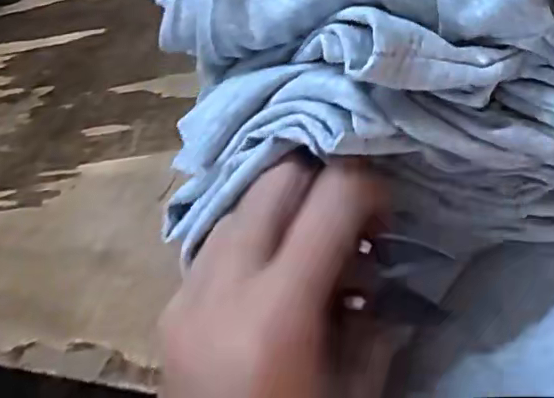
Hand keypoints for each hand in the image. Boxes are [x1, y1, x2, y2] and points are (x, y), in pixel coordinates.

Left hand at [160, 154, 386, 397]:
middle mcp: (224, 287)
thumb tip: (379, 254)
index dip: (369, 185)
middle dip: (324, 180)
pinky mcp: (169, 309)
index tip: (384, 213)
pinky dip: (254, 235)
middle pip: (279, 177)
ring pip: (244, 201)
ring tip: (314, 246)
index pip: (332, 195)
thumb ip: (375, 312)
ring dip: (286, 206)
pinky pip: (216, 240)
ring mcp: (187, 295)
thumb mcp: (355, 388)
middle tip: (352, 218)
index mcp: (277, 311)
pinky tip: (275, 270)